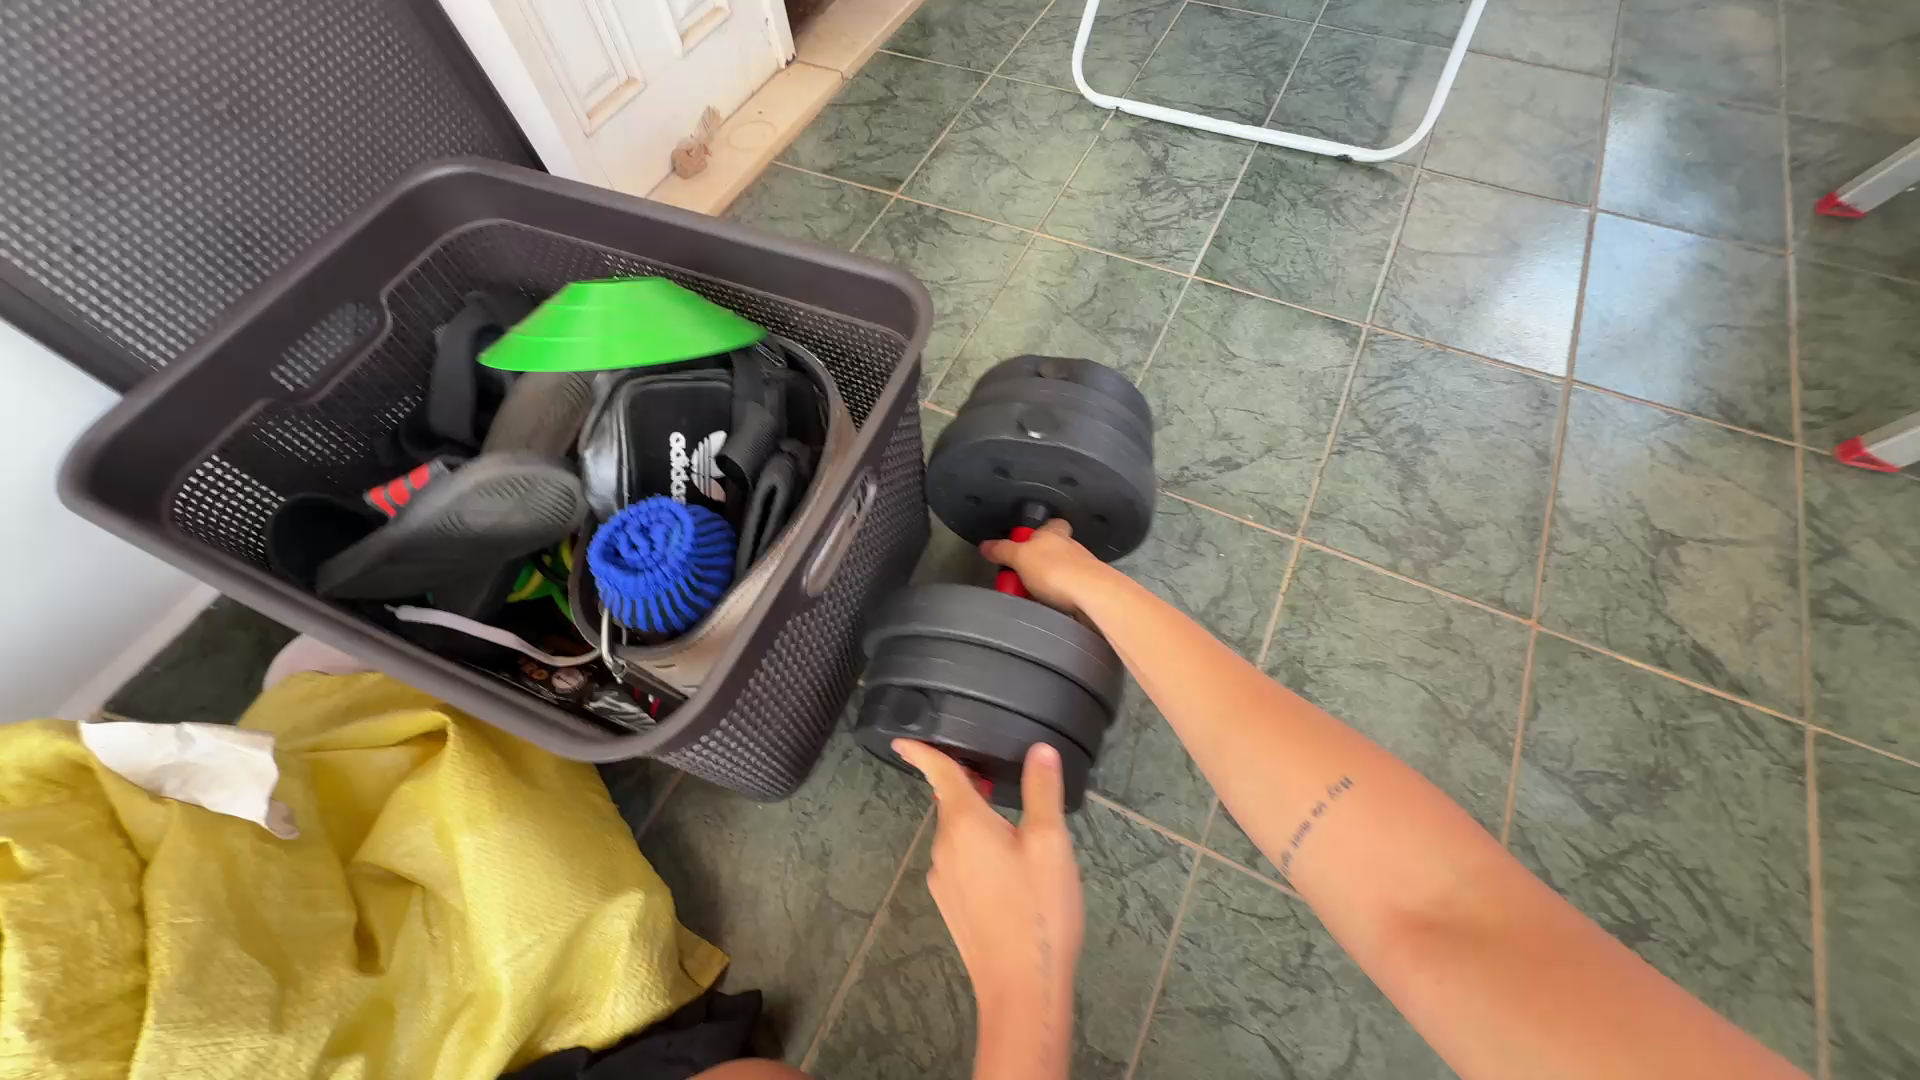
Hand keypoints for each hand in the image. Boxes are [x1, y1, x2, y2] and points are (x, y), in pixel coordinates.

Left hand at [892, 739, 1083, 1078]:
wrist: (1021, 989)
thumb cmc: (1037, 908)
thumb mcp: (1051, 843)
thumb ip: (1042, 791)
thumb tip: (1039, 750)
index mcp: (965, 823)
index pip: (939, 775)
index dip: (922, 752)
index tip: (902, 740)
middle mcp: (944, 847)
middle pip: (951, 805)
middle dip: (968, 789)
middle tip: (997, 781)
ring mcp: (944, 881)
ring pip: (957, 837)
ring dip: (977, 825)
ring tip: (1015, 832)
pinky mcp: (951, 907)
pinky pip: (960, 864)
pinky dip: (977, 853)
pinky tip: (1008, 873)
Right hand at [979, 519, 1109, 617]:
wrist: (1092, 597)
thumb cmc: (1055, 569)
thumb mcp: (1019, 556)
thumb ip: (1002, 550)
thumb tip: (985, 545)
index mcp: (1055, 533)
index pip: (1049, 524)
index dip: (1036, 533)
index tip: (1022, 545)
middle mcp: (1071, 548)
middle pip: (1050, 552)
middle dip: (1033, 565)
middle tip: (1017, 578)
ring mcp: (1082, 570)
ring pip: (1057, 574)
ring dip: (1043, 585)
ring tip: (1028, 598)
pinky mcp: (1087, 591)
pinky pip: (1065, 594)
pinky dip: (1054, 601)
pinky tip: (1045, 608)